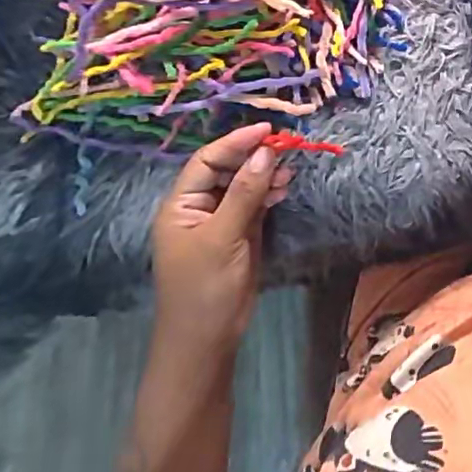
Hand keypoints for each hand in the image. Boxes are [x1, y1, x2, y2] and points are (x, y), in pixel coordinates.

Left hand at [149, 122, 293, 356]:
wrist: (207, 340)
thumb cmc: (204, 288)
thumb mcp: (224, 237)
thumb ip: (245, 193)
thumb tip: (266, 152)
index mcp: (181, 205)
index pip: (208, 161)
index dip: (235, 142)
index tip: (267, 130)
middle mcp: (199, 207)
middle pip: (227, 169)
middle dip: (254, 156)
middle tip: (286, 147)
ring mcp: (221, 221)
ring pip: (244, 185)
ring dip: (265, 174)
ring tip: (289, 171)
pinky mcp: (240, 234)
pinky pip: (256, 203)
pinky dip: (270, 193)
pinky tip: (285, 188)